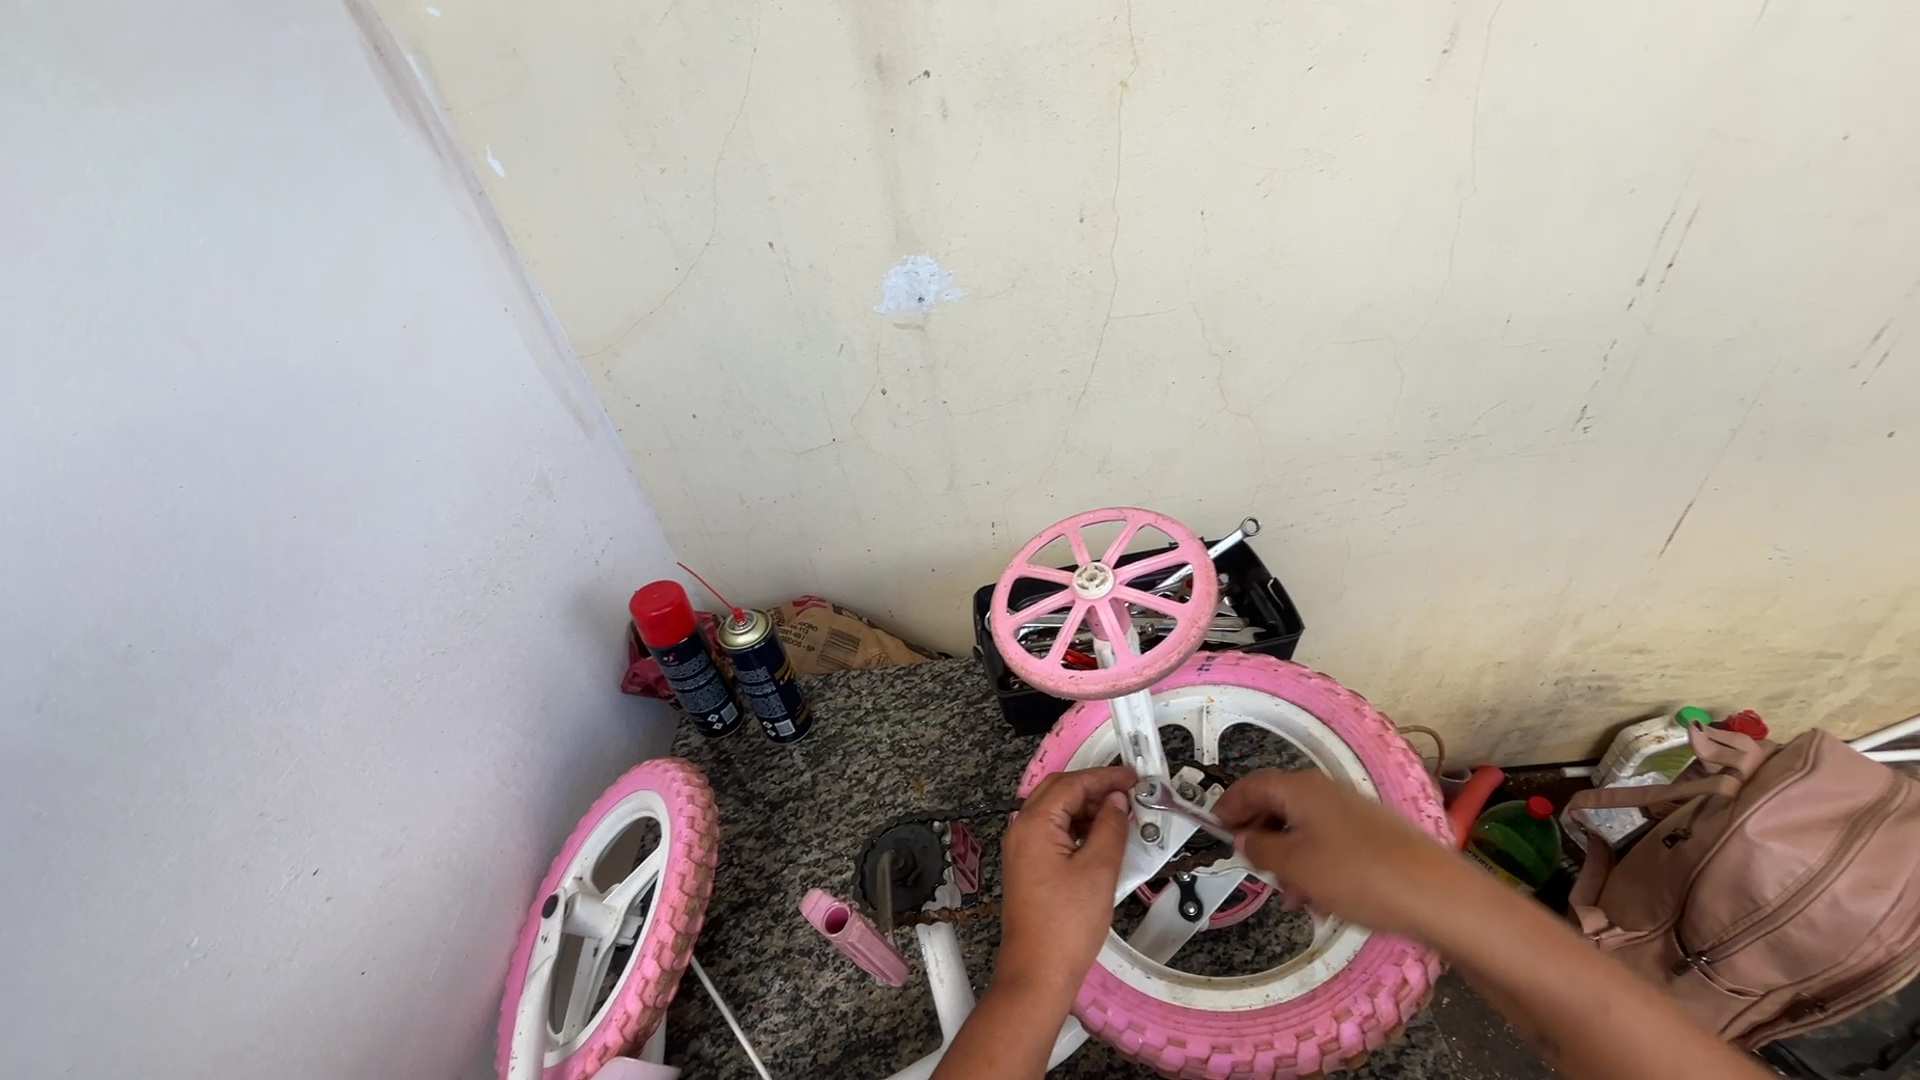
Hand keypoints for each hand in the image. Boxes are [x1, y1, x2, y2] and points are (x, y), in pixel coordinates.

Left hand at [996, 766, 1136, 995]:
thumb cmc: (1065, 926)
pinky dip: (1078, 828)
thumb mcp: (1099, 870)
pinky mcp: (1029, 866)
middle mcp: (1022, 829)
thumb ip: (1111, 828)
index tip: (1131, 777)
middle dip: (1094, 788)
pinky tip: (1102, 838)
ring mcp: (1023, 848)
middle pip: (1060, 791)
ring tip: (1120, 816)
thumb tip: (1117, 801)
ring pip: (1056, 811)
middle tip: (1127, 792)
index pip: (1071, 783)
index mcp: (1034, 824)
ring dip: (1087, 808)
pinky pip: (1054, 832)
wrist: (1038, 972)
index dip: (1104, 777)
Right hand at [1212, 769, 1465, 939]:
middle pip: (1278, 807)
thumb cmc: (1356, 874)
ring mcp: (1352, 812)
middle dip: (1262, 839)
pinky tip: (1324, 901)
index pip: (1250, 785)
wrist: (1437, 897)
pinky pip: (1330, 844)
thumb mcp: (1293, 865)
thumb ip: (1259, 848)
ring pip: (1304, 830)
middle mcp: (1325, 791)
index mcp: (1300, 788)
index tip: (1213, 828)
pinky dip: (1317, 866)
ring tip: (1295, 898)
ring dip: (1290, 860)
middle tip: (1255, 869)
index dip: (1228, 805)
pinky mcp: (1374, 836)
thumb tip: (1242, 837)